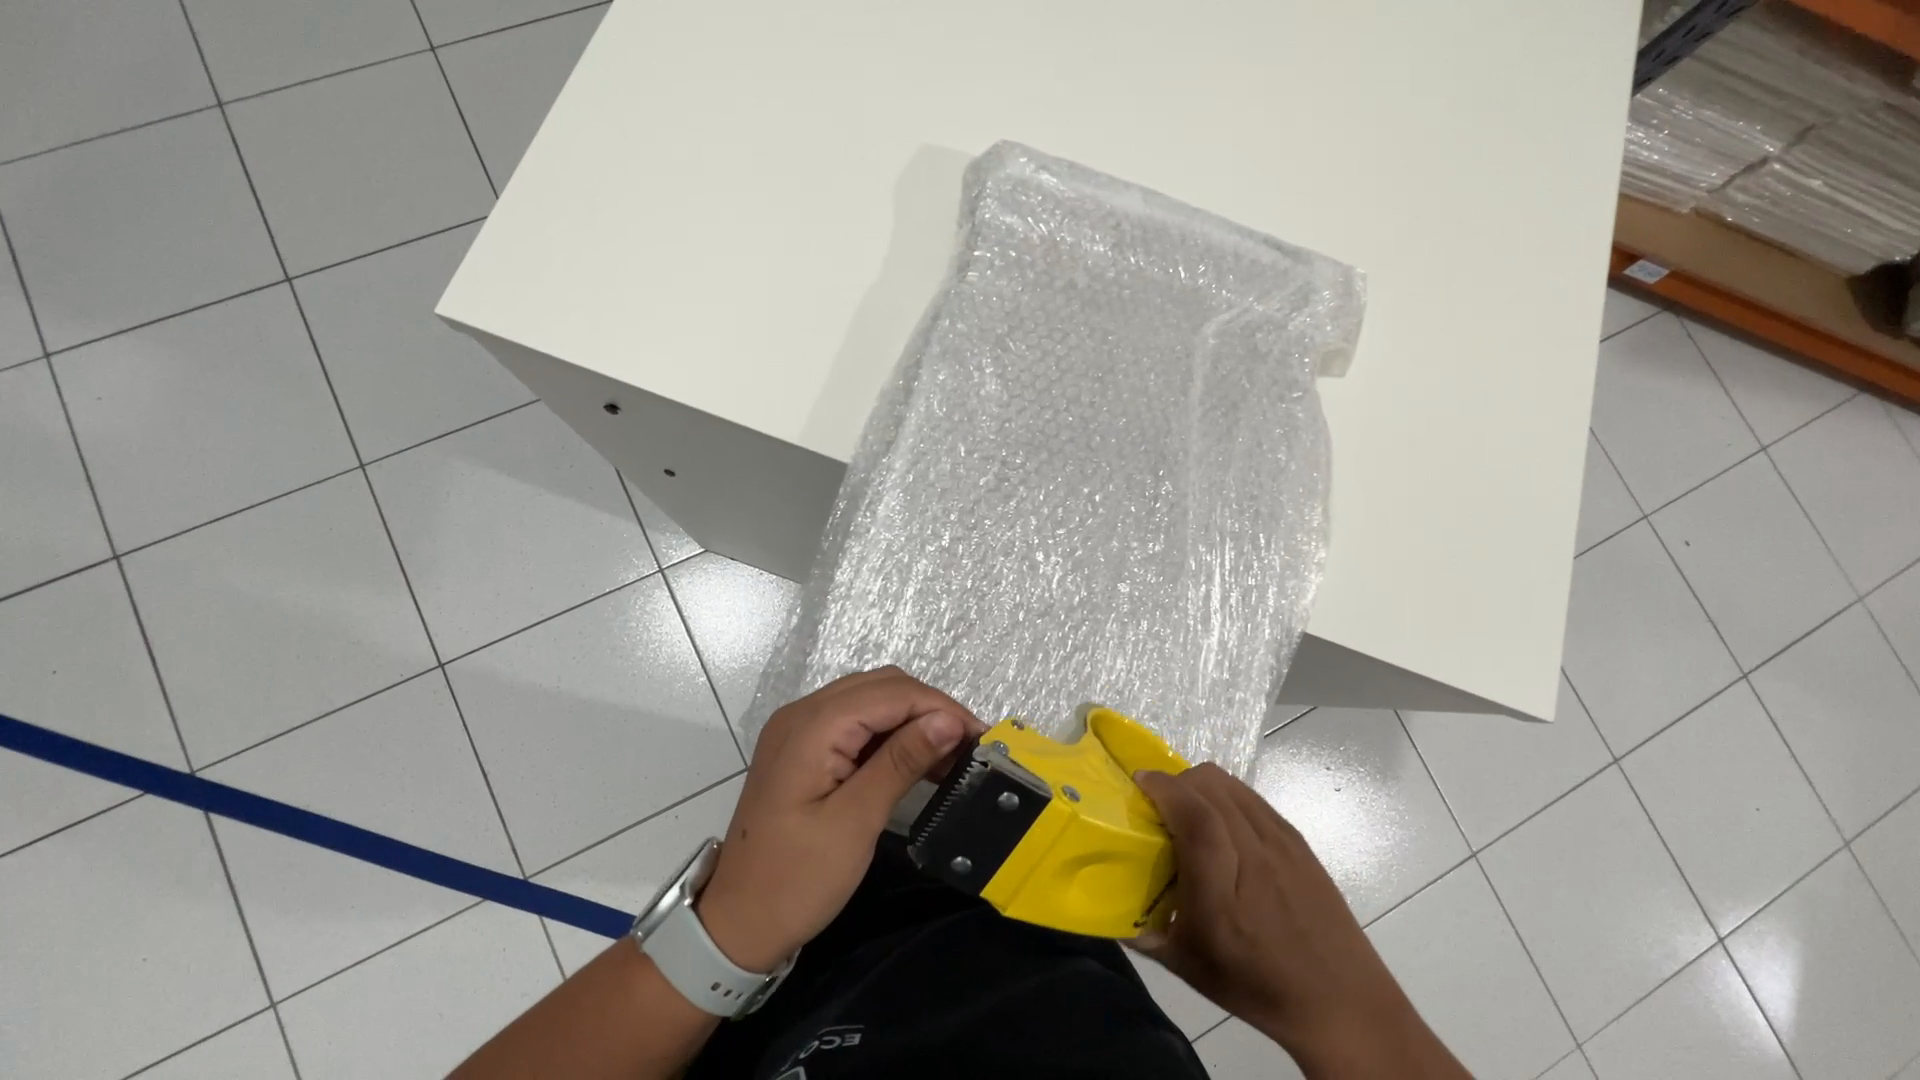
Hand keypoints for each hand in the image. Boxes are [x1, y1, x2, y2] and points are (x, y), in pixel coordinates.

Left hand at [695, 668, 984, 972]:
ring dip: (913, 720)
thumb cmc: (796, 879)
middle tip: (970, 749)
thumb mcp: (856, 822)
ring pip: (870, 701)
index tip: (982, 739)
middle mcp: (802, 714)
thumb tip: (949, 721)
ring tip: (952, 756)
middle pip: (881, 687)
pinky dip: (890, 735)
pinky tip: (917, 761)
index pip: (890, 693)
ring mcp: (799, 730)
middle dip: (930, 709)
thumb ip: (901, 762)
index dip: (940, 707)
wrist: (737, 923)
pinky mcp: (803, 750)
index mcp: (811, 727)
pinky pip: (855, 724)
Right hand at [1134, 765, 1463, 1077]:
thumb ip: (1145, 934)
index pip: (1192, 811)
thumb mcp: (1191, 967)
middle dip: (1174, 782)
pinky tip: (1221, 826)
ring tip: (1186, 811)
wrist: (1342, 1000)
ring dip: (1200, 785)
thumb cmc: (1257, 985)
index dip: (1162, 787)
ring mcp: (1281, 841)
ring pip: (1231, 784)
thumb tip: (1108, 912)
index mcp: (1222, 883)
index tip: (1137, 784)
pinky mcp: (1298, 841)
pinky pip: (1252, 798)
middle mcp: (1254, 850)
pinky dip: (1226, 796)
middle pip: (1209, 784)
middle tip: (1156, 804)